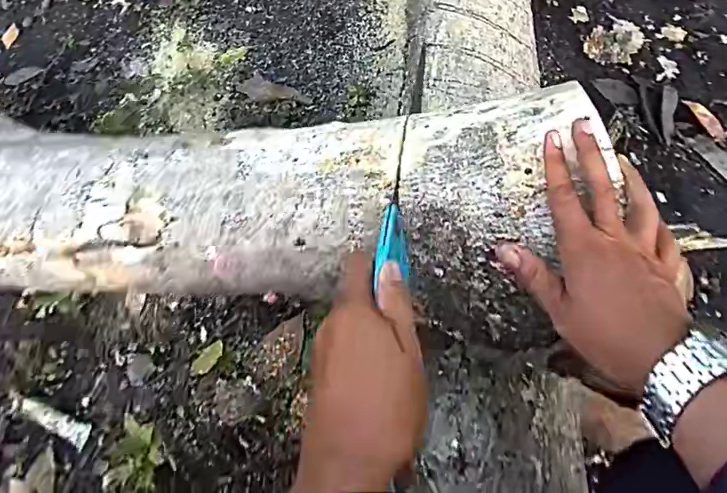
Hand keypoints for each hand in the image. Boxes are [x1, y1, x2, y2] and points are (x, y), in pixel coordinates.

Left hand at [293, 247, 427, 491]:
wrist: (345, 470)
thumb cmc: (384, 412)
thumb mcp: (408, 352)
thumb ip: (398, 304)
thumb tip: (390, 266)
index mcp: (353, 311)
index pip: (359, 262)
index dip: (379, 256)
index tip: (396, 257)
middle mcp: (331, 325)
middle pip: (356, 297)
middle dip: (380, 307)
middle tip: (407, 332)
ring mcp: (321, 351)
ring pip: (351, 327)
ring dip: (371, 336)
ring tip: (396, 368)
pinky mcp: (319, 377)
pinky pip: (343, 352)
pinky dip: (360, 359)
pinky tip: (377, 387)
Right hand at [495, 120, 691, 395]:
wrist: (662, 362)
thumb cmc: (607, 338)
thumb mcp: (561, 312)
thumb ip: (533, 276)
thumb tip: (503, 249)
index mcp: (584, 248)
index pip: (564, 197)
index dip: (556, 165)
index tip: (552, 138)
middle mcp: (614, 240)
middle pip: (601, 187)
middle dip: (590, 153)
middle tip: (584, 126)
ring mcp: (643, 250)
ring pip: (638, 203)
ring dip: (629, 176)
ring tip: (622, 156)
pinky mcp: (667, 265)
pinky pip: (664, 235)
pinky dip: (659, 220)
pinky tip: (656, 213)